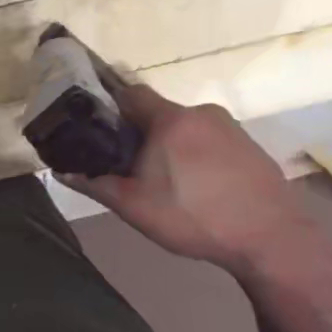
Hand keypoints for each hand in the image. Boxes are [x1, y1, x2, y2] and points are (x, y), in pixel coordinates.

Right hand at [61, 84, 329, 277]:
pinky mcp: (249, 145)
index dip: (109, 107)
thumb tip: (62, 172)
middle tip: (127, 167)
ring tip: (162, 183)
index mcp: (171, 120)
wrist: (269, 237)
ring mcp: (230, 127)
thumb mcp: (133, 206)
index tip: (97, 130)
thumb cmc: (192, 217)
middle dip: (139, 135)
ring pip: (184, 129)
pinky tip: (195, 188)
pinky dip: (194, 156)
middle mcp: (201, 113)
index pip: (131, 94)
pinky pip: (208, 141)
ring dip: (168, 147)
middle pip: (158, 114)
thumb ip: (95, 184)